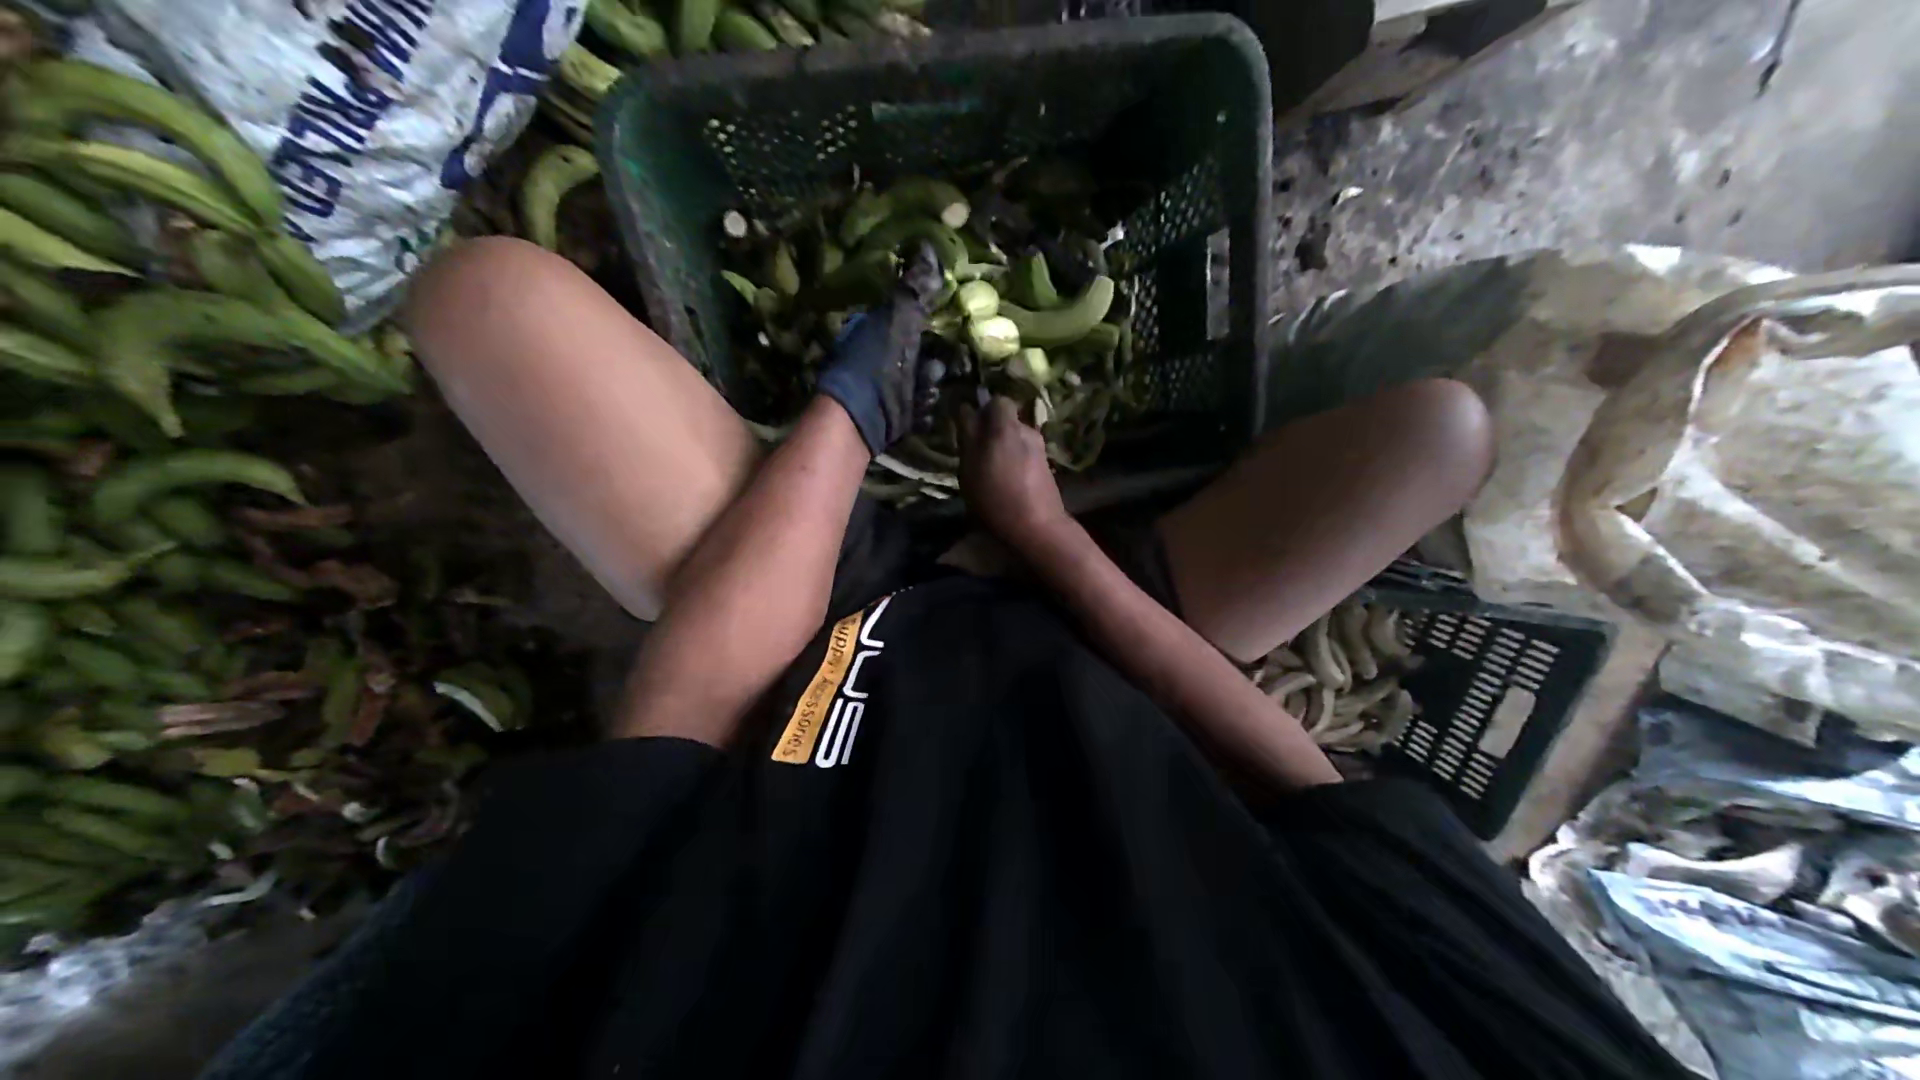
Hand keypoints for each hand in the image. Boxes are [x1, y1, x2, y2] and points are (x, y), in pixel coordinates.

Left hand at [814, 241, 946, 455]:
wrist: (861, 416)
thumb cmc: (877, 363)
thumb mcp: (899, 319)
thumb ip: (914, 289)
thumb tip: (927, 249)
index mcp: (873, 330)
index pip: (905, 318)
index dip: (926, 319)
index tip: (947, 323)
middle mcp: (877, 358)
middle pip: (917, 351)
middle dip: (933, 356)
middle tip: (947, 359)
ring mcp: (884, 389)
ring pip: (920, 380)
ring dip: (930, 384)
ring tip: (931, 386)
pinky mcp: (893, 416)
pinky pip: (919, 407)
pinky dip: (925, 407)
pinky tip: (926, 406)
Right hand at [959, 396, 1069, 551]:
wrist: (1037, 528)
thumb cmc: (996, 498)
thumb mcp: (970, 468)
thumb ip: (968, 435)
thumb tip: (966, 407)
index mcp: (1006, 427)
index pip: (997, 401)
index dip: (983, 411)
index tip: (970, 427)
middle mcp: (1026, 431)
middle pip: (1007, 420)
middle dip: (992, 431)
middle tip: (977, 453)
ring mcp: (1040, 449)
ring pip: (1016, 438)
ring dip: (1004, 448)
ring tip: (991, 472)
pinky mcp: (1046, 467)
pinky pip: (1025, 454)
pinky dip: (1015, 462)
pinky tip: (1008, 483)